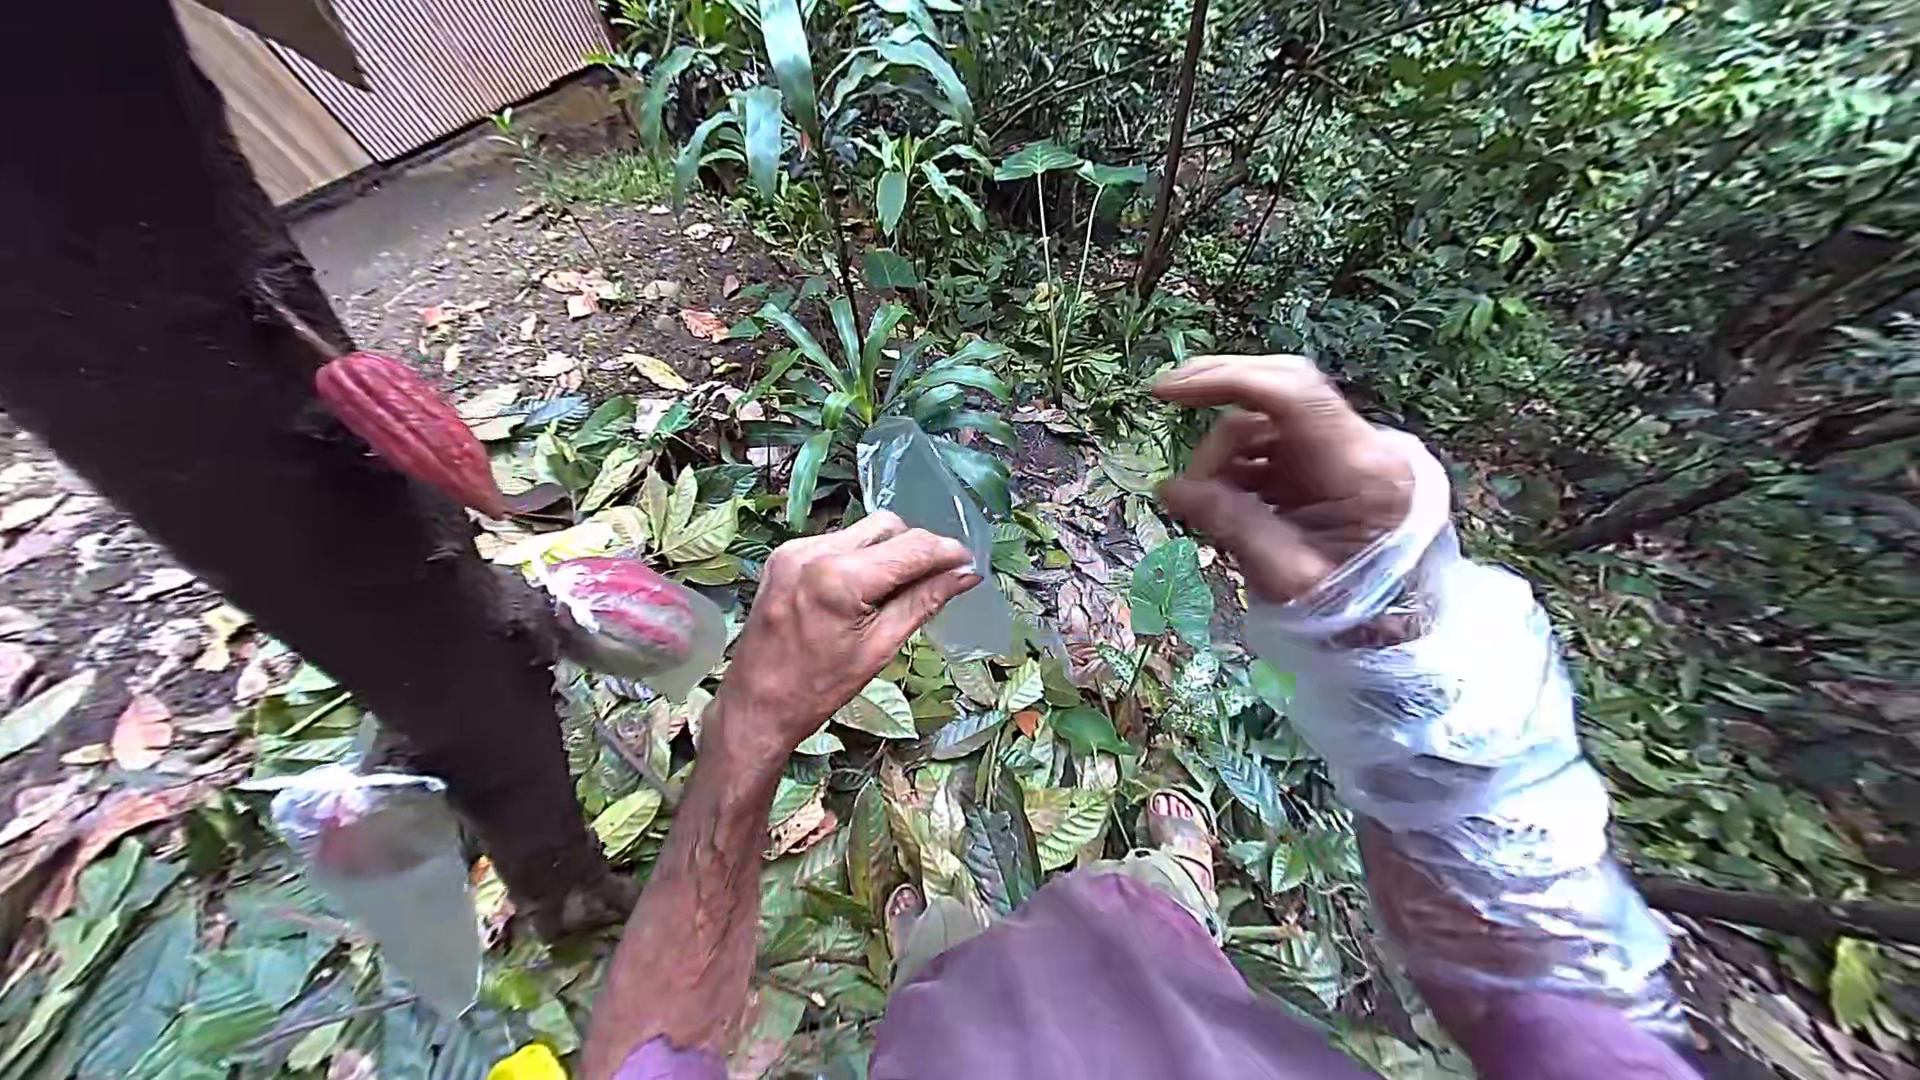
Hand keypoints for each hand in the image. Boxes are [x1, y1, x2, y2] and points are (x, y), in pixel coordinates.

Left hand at [706, 512, 977, 771]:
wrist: (755, 704)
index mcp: (840, 578)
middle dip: (918, 548)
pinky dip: (861, 556)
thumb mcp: (880, 648)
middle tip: (937, 579)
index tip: (970, 565)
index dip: (947, 552)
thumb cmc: (820, 689)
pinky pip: (839, 540)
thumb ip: (925, 601)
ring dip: (890, 550)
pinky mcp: (785, 554)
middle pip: (888, 526)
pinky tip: (865, 587)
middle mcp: (814, 550)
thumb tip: (966, 574)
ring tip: (900, 587)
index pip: (912, 547)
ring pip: (863, 530)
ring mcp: (795, 548)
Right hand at [1153, 355, 1412, 602]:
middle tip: (1163, 396)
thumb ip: (1229, 523)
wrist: (1390, 630)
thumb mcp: (1284, 575)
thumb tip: (1170, 488)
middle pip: (1277, 391)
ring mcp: (1340, 453)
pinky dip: (1232, 468)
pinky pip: (1265, 448)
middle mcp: (1357, 446)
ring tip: (1202, 504)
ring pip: (1262, 424)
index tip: (1165, 392)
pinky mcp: (1323, 466)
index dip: (1225, 381)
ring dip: (1221, 455)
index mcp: (1359, 469)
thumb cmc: (1346, 611)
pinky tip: (1221, 501)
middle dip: (1217, 393)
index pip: (1292, 396)